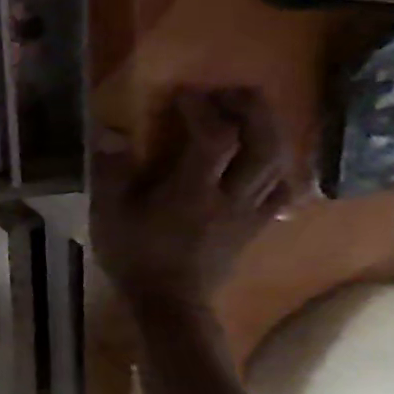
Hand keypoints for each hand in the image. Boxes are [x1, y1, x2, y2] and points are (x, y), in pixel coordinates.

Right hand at [91, 87, 294, 310]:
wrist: (170, 302)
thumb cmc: (134, 255)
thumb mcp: (108, 214)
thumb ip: (112, 173)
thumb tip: (109, 133)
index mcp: (192, 191)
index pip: (214, 139)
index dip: (203, 110)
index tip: (184, 94)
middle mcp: (232, 196)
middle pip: (262, 144)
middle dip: (251, 111)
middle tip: (231, 91)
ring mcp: (252, 211)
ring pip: (280, 163)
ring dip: (271, 131)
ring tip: (251, 115)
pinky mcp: (259, 224)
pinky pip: (284, 188)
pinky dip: (281, 165)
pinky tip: (269, 159)